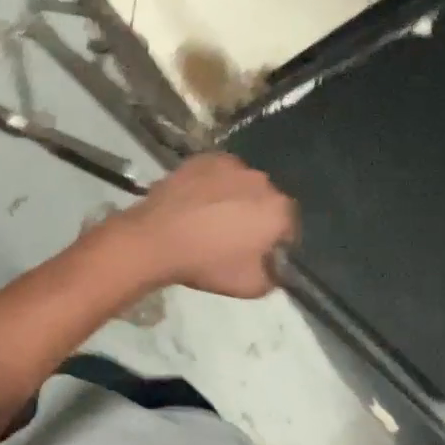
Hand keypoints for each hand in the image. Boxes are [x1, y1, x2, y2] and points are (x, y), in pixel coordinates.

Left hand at [112, 153, 296, 298]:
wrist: (155, 239)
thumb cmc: (206, 263)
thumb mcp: (251, 287)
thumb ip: (274, 276)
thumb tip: (275, 267)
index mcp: (278, 210)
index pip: (289, 227)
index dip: (276, 242)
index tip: (259, 253)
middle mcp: (261, 180)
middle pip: (266, 200)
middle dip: (256, 215)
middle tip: (233, 235)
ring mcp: (231, 164)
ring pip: (242, 183)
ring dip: (235, 196)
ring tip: (211, 216)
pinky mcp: (204, 158)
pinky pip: (218, 172)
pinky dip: (212, 183)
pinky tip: (196, 200)